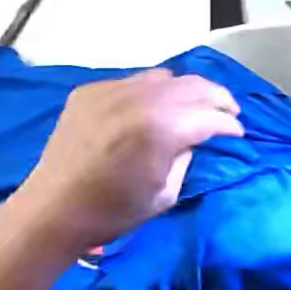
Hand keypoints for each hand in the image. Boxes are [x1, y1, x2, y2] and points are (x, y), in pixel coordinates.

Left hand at [8, 69, 242, 257]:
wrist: (53, 209)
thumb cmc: (112, 212)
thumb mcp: (165, 194)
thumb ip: (186, 157)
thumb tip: (194, 138)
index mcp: (161, 127)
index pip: (210, 115)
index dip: (229, 124)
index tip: (237, 132)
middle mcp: (139, 99)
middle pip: (192, 85)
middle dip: (216, 97)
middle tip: (228, 110)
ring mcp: (111, 90)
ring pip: (162, 77)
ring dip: (183, 90)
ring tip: (191, 105)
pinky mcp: (90, 91)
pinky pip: (130, 83)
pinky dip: (148, 93)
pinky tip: (148, 109)